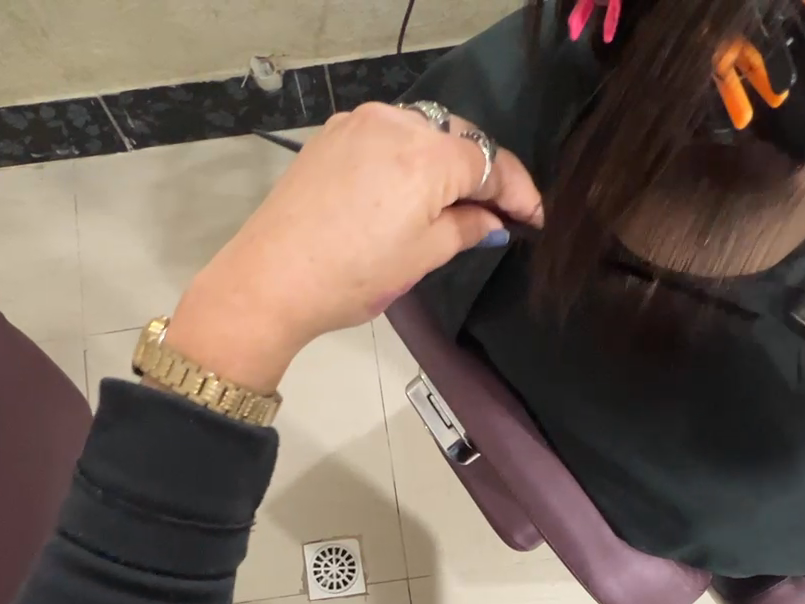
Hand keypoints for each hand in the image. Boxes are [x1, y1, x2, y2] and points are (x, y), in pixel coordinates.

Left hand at [164, 103, 543, 392]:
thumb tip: (492, 221)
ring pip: (422, 134)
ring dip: (444, 165)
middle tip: (495, 214)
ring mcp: (359, 125)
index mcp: (427, 156)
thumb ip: (465, 229)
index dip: (518, 192)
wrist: (270, 279)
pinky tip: (407, 193)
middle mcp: (395, 124)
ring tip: (450, 206)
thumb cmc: (350, 277)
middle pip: (458, 140)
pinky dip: (408, 161)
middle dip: (482, 175)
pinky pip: (387, 138)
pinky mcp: (332, 137)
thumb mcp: (420, 259)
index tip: (533, 218)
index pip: (490, 162)